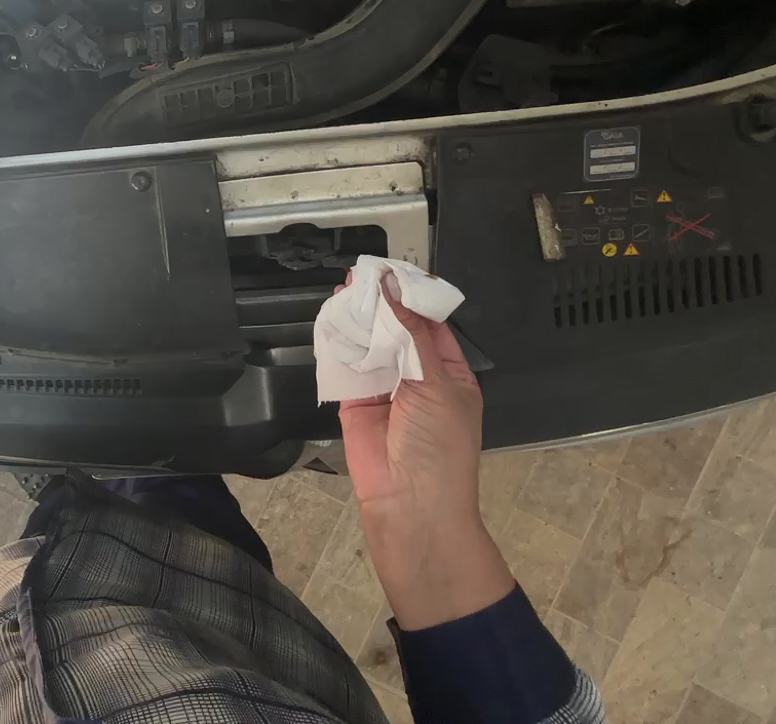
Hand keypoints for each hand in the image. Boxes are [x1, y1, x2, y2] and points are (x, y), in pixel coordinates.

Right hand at [338, 271, 513, 629]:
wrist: (410, 506)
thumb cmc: (439, 448)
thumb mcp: (435, 384)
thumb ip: (411, 334)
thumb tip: (393, 289)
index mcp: (447, 371)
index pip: (428, 323)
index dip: (410, 296)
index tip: (390, 270)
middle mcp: (414, 375)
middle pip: (393, 329)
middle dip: (378, 304)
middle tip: (359, 274)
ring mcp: (382, 387)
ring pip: (366, 343)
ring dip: (355, 319)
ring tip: (342, 289)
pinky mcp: (352, 399)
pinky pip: (342, 365)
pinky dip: (334, 344)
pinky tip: (328, 320)